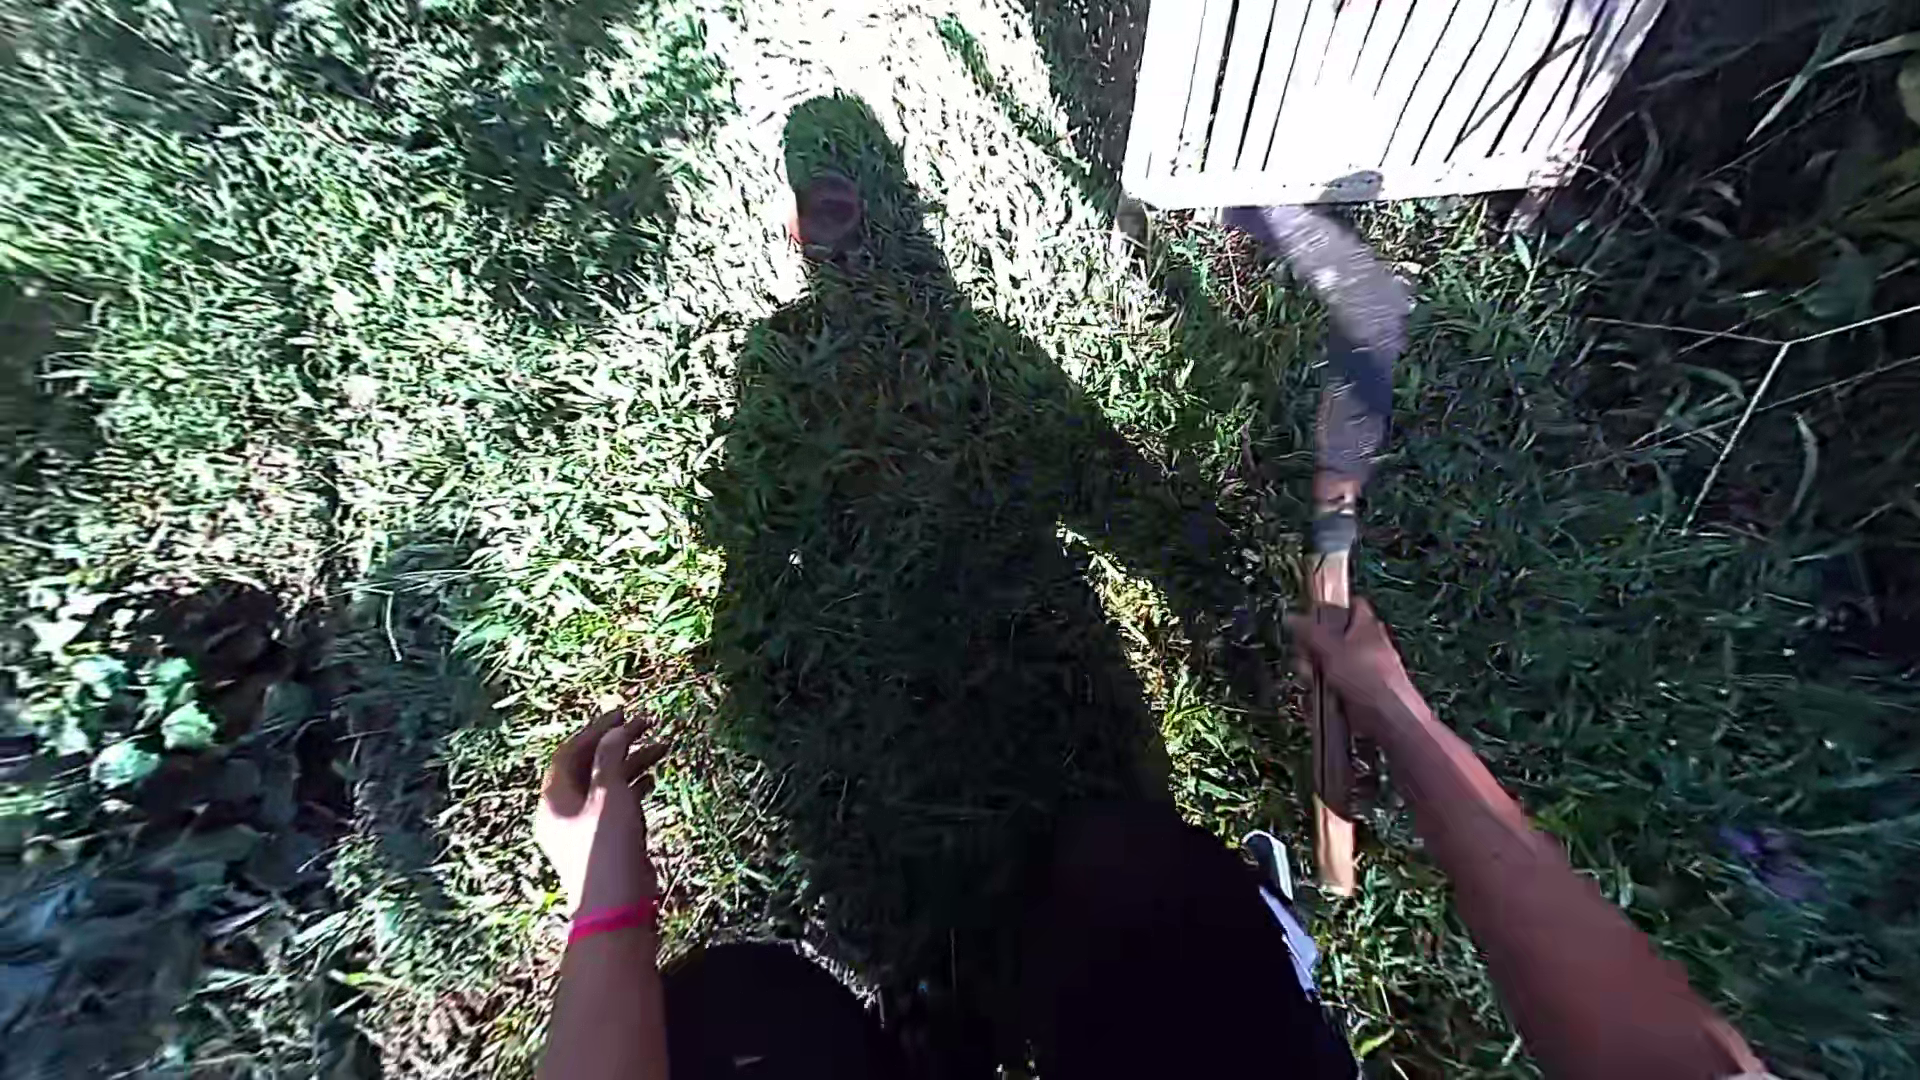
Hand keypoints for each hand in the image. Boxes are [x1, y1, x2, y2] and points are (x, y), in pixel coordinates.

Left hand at [534, 709, 667, 914]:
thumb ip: (611, 757)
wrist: (616, 904)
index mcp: (553, 800)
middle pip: (588, 765)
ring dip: (632, 761)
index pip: (570, 753)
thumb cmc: (607, 845)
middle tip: (646, 723)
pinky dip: (634, 783)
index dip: (596, 729)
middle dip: (617, 743)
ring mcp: (583, 826)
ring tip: (664, 746)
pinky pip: (616, 800)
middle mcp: (563, 811)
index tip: (623, 712)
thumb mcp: (609, 794)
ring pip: (606, 782)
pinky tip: (655, 776)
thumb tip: (616, 730)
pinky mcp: (602, 837)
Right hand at [1286, 598, 1421, 736]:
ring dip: (1312, 670)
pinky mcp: (1353, 691)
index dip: (1333, 606)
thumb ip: (1309, 632)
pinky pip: (1328, 683)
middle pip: (1330, 636)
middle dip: (1311, 647)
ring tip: (1311, 678)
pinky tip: (1316, 694)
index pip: (1353, 606)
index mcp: (1366, 629)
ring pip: (1325, 662)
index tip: (1311, 613)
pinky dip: (1319, 688)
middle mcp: (1364, 647)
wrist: (1388, 719)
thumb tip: (1291, 617)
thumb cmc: (1365, 677)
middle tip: (1305, 654)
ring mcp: (1359, 670)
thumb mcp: (1332, 649)